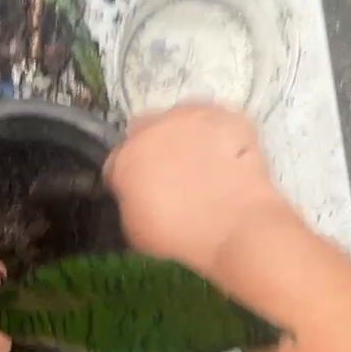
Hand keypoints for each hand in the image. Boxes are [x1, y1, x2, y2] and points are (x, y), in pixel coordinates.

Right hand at [103, 103, 297, 281]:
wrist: (234, 226)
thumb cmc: (178, 235)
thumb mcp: (135, 230)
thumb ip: (129, 202)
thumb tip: (135, 193)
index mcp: (127, 158)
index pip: (116, 162)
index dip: (126, 178)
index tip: (138, 193)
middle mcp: (155, 127)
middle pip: (145, 131)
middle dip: (151, 148)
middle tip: (168, 175)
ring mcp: (195, 116)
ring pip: (180, 119)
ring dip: (183, 137)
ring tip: (199, 164)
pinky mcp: (229, 115)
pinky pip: (215, 123)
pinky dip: (216, 137)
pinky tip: (224, 159)